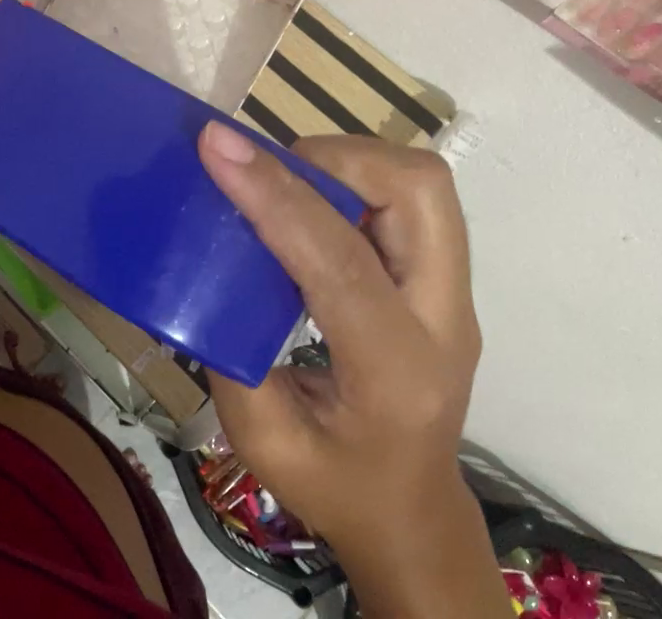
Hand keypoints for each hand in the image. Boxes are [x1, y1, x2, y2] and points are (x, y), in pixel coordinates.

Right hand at [197, 125, 501, 616]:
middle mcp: (443, 320)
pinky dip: (357, 181)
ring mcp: (454, 296)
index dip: (275, 195)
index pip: (340, 261)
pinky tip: (311, 205)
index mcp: (395, 372)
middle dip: (337, 158)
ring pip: (423, 184)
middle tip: (270, 171)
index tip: (217, 146)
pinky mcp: (445, 281)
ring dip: (350, 163)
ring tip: (286, 182)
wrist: (412, 515)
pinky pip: (411, 201)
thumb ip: (232, 349)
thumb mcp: (262, 440)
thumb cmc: (335, 487)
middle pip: (419, 191)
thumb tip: (207, 257)